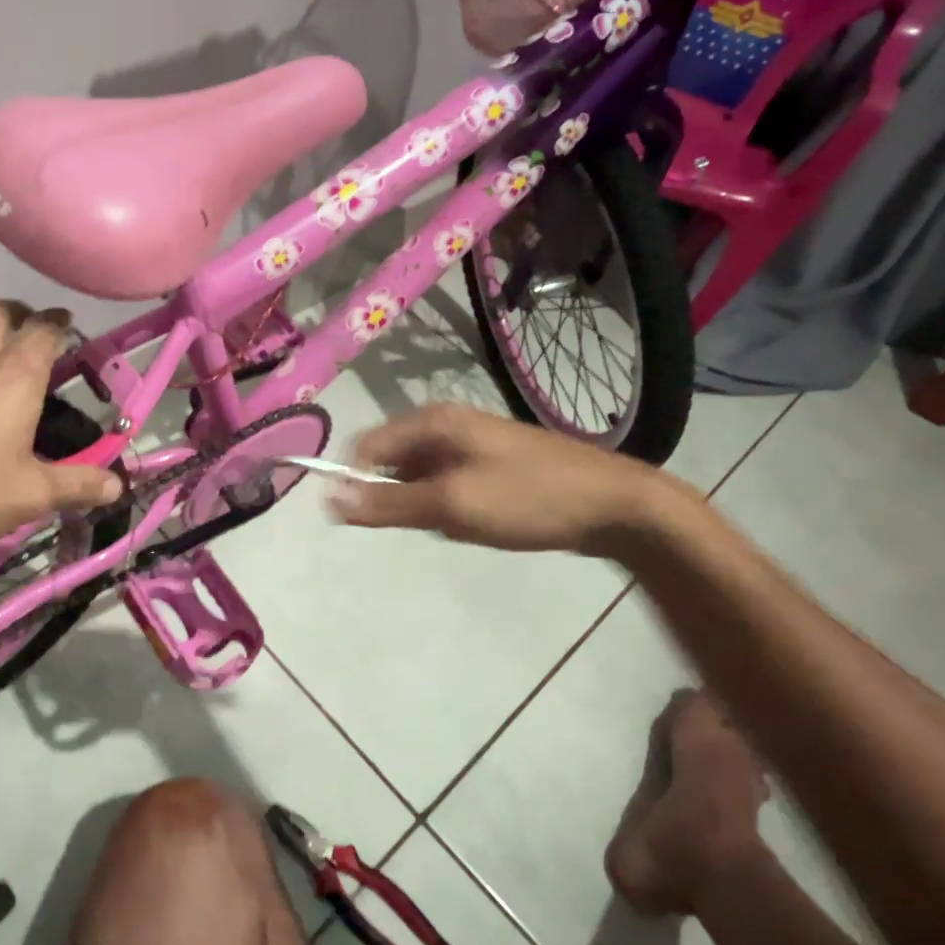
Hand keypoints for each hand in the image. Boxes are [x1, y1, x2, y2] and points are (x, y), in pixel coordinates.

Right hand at [327, 403, 674, 553]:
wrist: (617, 506)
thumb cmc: (527, 498)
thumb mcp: (451, 505)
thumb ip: (386, 504)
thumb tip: (328, 499)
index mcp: (432, 421)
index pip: (365, 448)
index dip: (358, 483)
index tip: (378, 520)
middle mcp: (446, 424)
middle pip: (392, 465)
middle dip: (405, 501)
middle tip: (440, 521)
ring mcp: (471, 444)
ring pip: (422, 482)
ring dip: (433, 509)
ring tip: (469, 523)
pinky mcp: (491, 464)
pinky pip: (450, 488)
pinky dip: (457, 509)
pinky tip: (486, 523)